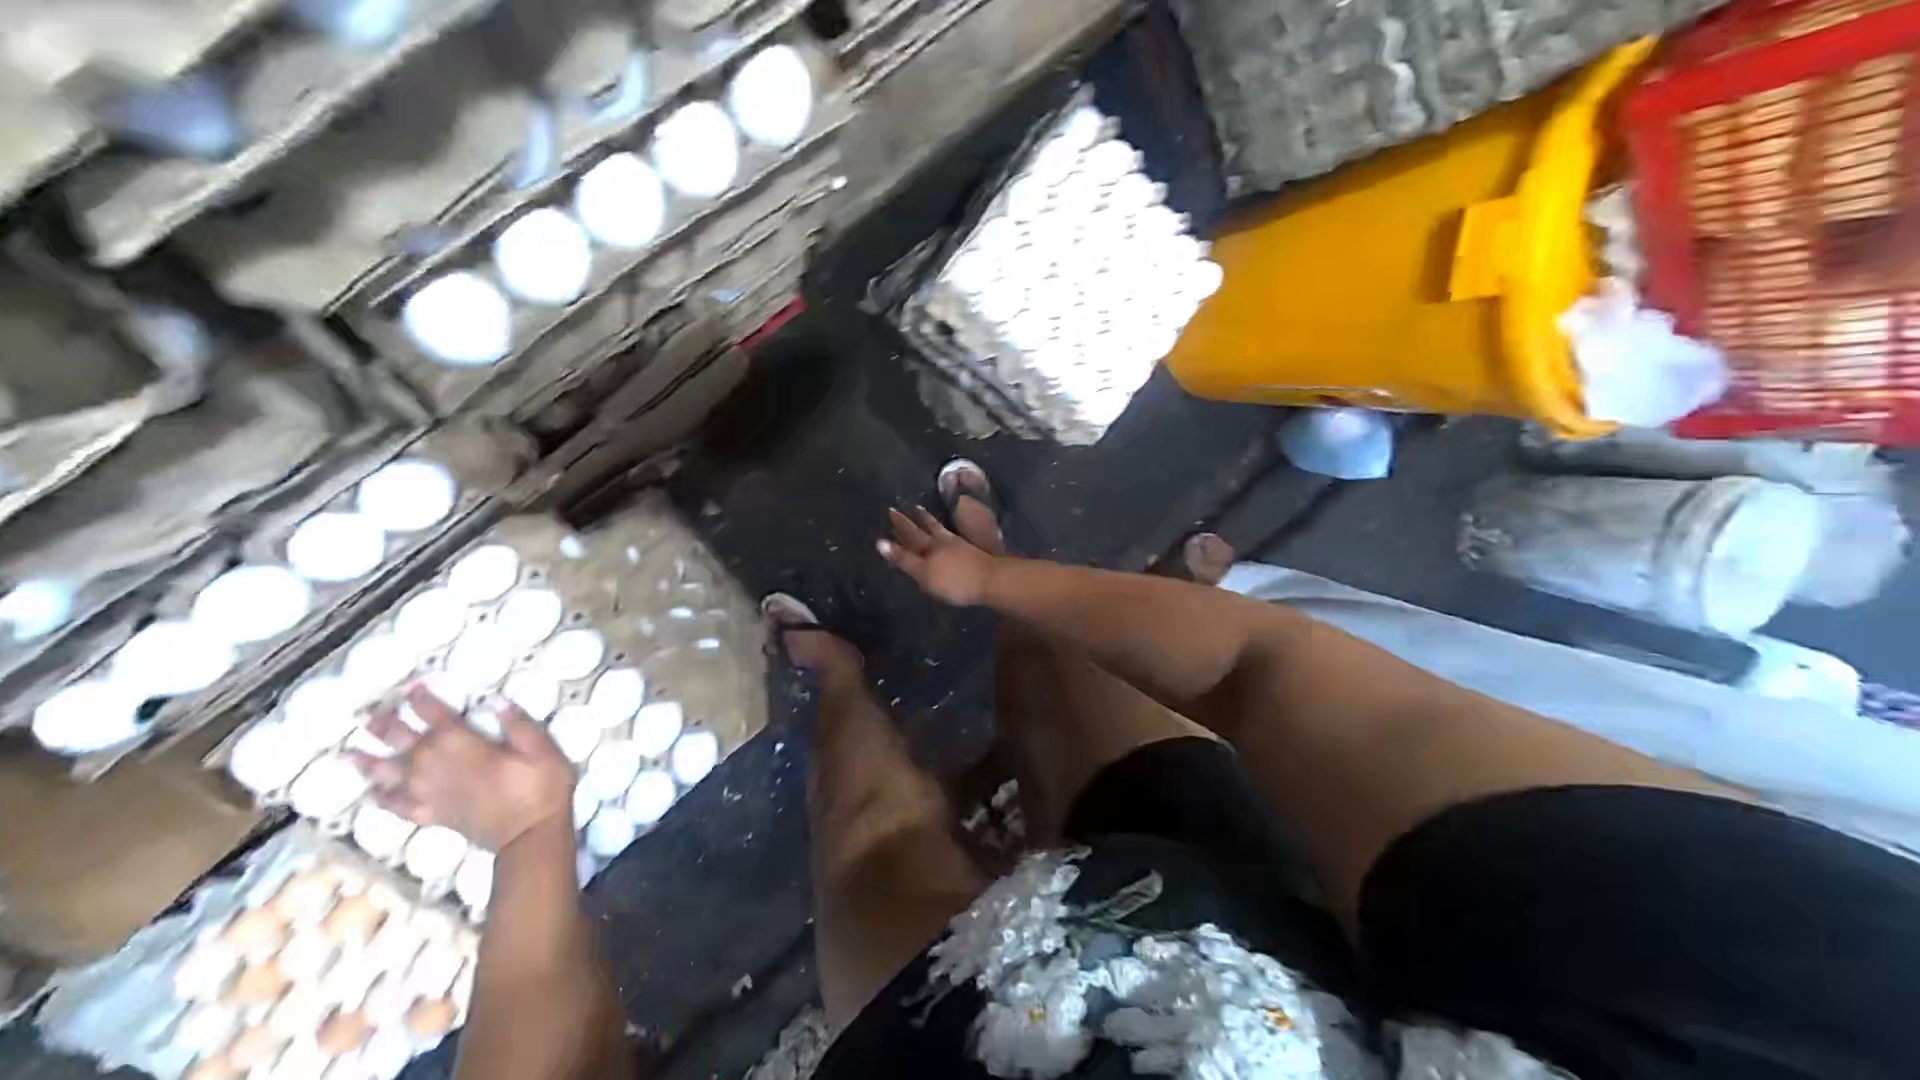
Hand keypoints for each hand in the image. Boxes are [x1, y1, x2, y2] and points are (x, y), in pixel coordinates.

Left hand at [349, 686, 574, 852]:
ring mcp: (432, 794)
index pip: (438, 718)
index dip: (423, 702)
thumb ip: (518, 725)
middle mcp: (439, 768)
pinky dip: (382, 799)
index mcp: (466, 748)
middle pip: (406, 743)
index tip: (412, 687)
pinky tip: (372, 793)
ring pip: (392, 775)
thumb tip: (496, 701)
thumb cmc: (541, 788)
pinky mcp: (433, 814)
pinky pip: (398, 806)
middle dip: (387, 726)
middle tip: (370, 713)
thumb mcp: (542, 750)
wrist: (530, 834)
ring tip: (350, 752)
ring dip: (370, 762)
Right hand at [877, 506, 997, 606]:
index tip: (889, 513)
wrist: (990, 580)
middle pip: (921, 530)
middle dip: (909, 521)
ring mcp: (956, 544)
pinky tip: (944, 530)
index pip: (909, 536)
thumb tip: (881, 543)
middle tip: (899, 509)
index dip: (898, 528)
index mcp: (928, 549)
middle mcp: (940, 542)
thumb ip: (904, 560)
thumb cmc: (954, 582)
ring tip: (919, 509)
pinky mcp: (969, 549)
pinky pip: (949, 534)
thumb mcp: (924, 575)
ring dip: (927, 519)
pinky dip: (942, 529)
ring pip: (937, 528)